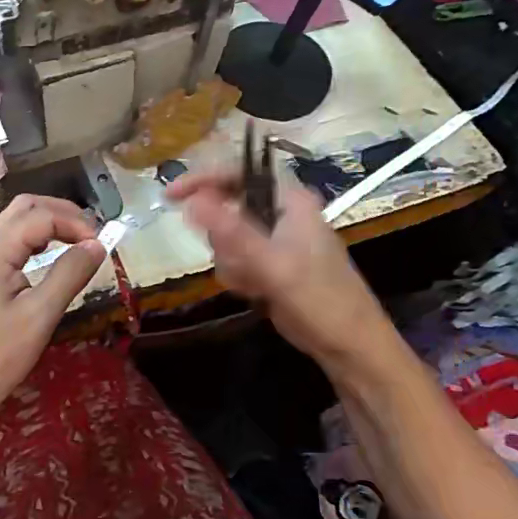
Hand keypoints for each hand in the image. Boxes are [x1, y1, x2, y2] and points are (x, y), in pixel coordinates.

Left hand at [0, 194, 105, 485]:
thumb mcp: (39, 317)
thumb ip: (69, 275)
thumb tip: (97, 244)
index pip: (41, 216)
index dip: (76, 223)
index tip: (104, 245)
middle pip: (24, 209)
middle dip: (62, 213)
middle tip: (93, 234)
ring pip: (16, 225)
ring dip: (49, 225)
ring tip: (80, 242)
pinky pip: (10, 245)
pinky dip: (36, 242)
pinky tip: (52, 259)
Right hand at [165, 167, 392, 366]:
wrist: (347, 345)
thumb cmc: (320, 299)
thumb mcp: (273, 264)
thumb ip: (232, 232)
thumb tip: (192, 201)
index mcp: (290, 200)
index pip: (237, 174)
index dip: (202, 180)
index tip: (170, 196)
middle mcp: (280, 213)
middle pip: (225, 209)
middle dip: (224, 241)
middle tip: (240, 264)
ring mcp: (273, 240)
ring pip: (225, 240)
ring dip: (232, 264)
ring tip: (256, 284)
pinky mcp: (267, 265)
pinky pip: (234, 261)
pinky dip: (238, 277)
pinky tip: (257, 293)